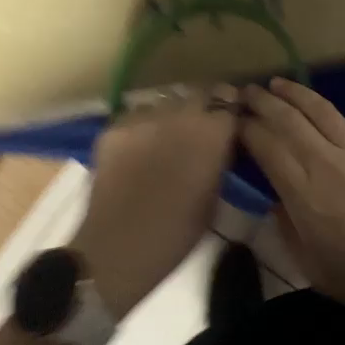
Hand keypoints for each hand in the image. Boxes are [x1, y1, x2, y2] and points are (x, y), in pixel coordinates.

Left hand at [71, 84, 238, 317]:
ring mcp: (144, 117)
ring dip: (169, 115)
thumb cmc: (176, 235)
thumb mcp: (213, 197)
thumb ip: (218, 160)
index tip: (226, 122)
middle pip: (198, 93)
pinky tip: (136, 151)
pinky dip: (140, 128)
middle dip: (202, 106)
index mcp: (212, 132)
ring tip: (163, 139)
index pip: (229, 101)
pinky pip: (135, 117)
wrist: (116, 251)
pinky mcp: (115, 127)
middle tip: (197, 129)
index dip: (228, 111)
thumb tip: (219, 145)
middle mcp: (180, 114)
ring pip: (164, 101)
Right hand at [239, 55, 344, 323]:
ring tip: (277, 82)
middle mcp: (326, 161)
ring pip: (321, 109)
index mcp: (303, 192)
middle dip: (262, 103)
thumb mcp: (310, 268)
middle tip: (245, 93)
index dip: (246, 129)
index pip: (266, 147)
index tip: (232, 121)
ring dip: (296, 92)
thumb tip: (276, 200)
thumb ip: (287, 230)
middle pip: (288, 121)